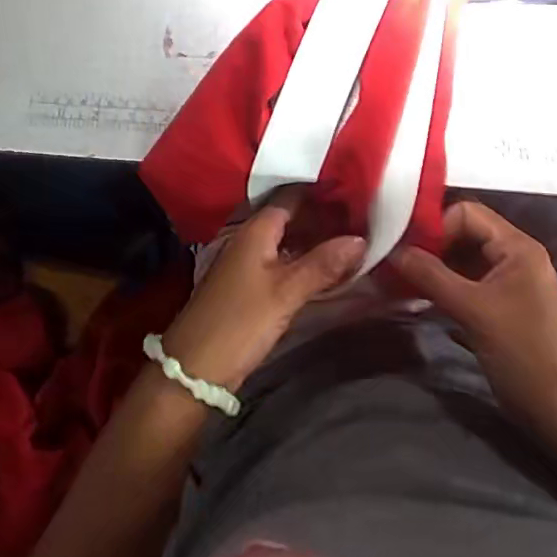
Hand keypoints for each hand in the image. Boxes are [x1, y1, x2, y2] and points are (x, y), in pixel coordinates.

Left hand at [160, 187, 365, 392]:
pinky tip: (327, 268)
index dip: (322, 190)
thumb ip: (322, 264)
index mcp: (256, 230)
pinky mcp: (249, 286)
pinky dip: (304, 259)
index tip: (355, 188)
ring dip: (315, 239)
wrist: (194, 369)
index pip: (292, 195)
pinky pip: (282, 261)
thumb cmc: (240, 322)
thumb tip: (362, 238)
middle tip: (362, 215)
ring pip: (287, 240)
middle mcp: (250, 239)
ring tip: (353, 237)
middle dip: (323, 215)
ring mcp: (247, 263)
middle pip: (290, 217)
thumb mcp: (286, 292)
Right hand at [388, 201, 556, 444]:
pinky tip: (415, 296)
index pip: (467, 213)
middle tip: (394, 261)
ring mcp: (505, 283)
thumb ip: (431, 276)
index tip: (404, 246)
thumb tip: (393, 250)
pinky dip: (440, 286)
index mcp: (517, 246)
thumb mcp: (474, 311)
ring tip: (397, 278)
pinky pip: (463, 283)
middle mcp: (512, 257)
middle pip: (463, 233)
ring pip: (460, 259)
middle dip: (430, 244)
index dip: (435, 225)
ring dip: (431, 266)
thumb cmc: (524, 353)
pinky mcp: (497, 307)